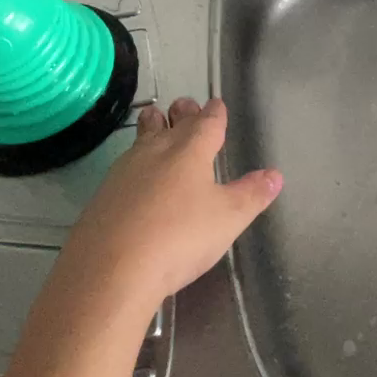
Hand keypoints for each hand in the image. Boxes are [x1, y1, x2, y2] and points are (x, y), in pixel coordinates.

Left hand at [58, 97, 281, 307]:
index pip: (207, 122)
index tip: (216, 105)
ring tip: (155, 121)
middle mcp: (156, 151)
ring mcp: (124, 172)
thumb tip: (275, 175)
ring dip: (152, 128)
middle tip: (184, 105)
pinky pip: (123, 168)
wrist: (109, 271)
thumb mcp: (227, 219)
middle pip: (170, 122)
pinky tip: (134, 179)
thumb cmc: (179, 237)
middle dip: (181, 113)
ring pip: (141, 139)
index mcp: (190, 150)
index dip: (214, 113)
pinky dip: (134, 165)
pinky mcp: (102, 197)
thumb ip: (251, 195)